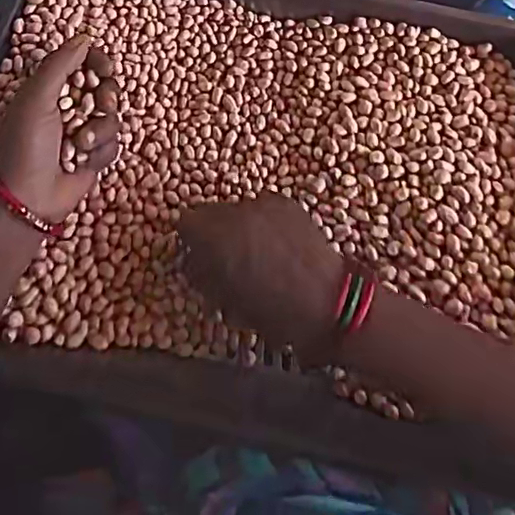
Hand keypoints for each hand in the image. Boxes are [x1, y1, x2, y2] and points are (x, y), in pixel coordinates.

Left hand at [0, 35, 119, 226]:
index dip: (96, 61)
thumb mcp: (37, 97)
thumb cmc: (24, 146)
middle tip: (103, 103)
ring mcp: (81, 130)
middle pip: (104, 85)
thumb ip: (60, 63)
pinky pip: (113, 142)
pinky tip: (83, 161)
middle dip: (106, 95)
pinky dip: (100, 151)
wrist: (28, 200)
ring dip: (100, 129)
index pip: (81, 61)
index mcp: (49, 87)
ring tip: (81, 144)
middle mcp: (67, 105)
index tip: (105, 68)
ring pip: (112, 116)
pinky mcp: (93, 155)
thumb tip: (85, 37)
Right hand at [178, 194, 344, 360]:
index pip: (185, 223)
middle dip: (212, 232)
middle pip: (209, 212)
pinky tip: (275, 243)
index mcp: (215, 236)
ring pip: (237, 209)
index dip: (189, 241)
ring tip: (254, 250)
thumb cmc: (274, 311)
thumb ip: (204, 275)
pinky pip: (262, 208)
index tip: (196, 255)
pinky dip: (262, 221)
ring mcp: (262, 203)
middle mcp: (234, 211)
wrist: (329, 300)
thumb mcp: (228, 301)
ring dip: (237, 226)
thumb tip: (193, 263)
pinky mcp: (285, 203)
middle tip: (224, 256)